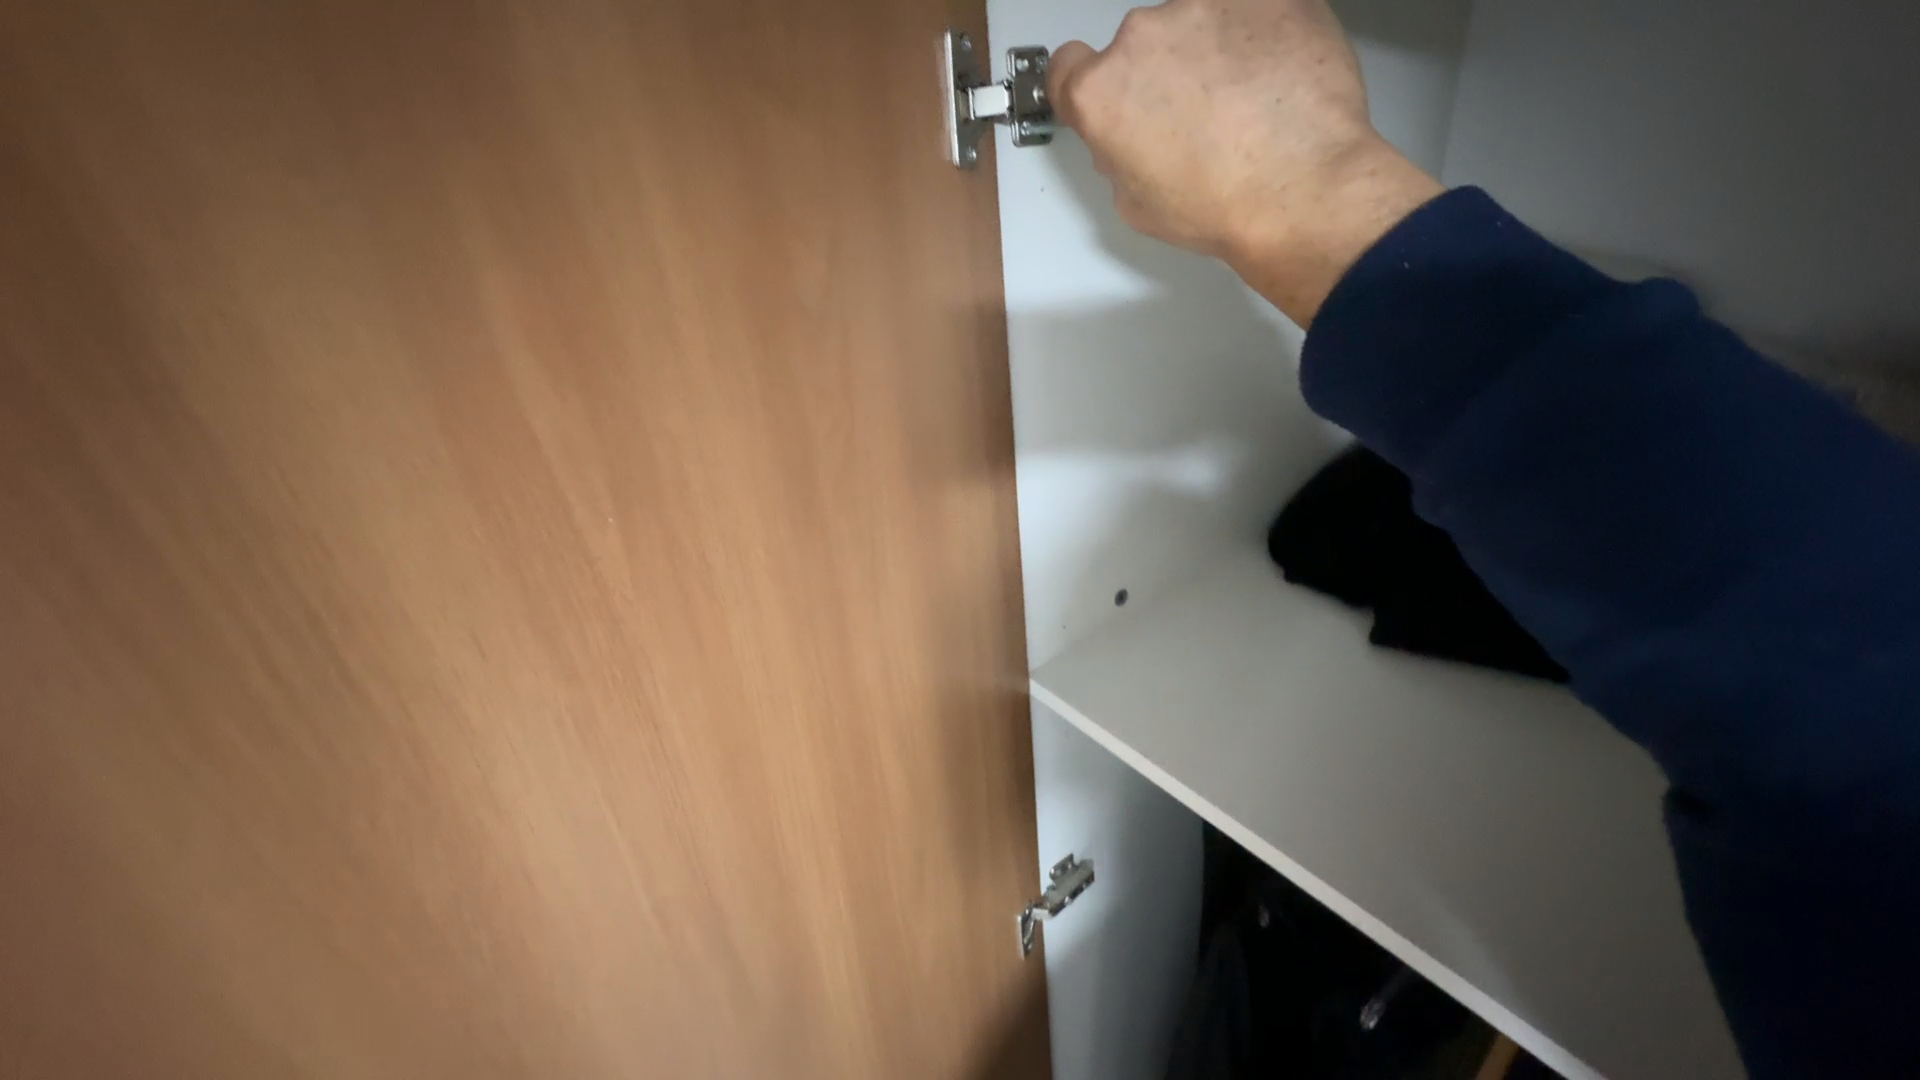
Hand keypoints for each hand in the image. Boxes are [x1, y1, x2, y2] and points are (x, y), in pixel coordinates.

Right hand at [1047, 0, 1442, 323]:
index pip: (1066, 67)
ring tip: (1243, 102)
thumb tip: (1129, 136)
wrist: (1300, 188)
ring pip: (1195, 24)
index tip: (1108, 99)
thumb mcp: (1135, 205)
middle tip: (1193, 118)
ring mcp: (1205, 5)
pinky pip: (1247, 11)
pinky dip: (1255, 37)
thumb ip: (1116, 155)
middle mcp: (1143, 37)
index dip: (1084, 85)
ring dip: (1209, 53)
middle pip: (1137, 46)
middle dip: (1159, 74)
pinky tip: (1273, 79)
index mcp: (1102, 93)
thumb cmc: (1218, 205)